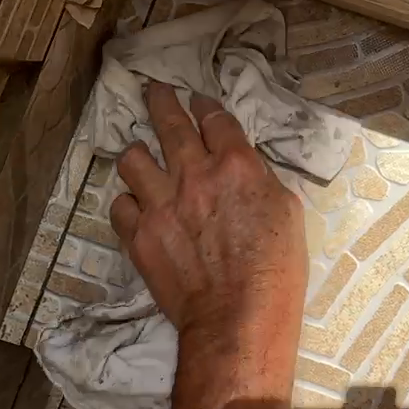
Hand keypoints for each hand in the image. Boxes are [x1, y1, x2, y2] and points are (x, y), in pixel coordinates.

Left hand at [110, 82, 307, 347]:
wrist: (238, 318)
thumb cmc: (277, 267)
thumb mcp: (288, 209)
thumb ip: (261, 179)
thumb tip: (245, 172)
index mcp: (236, 163)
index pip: (214, 118)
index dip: (205, 105)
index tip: (199, 101)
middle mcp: (194, 173)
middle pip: (169, 122)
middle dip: (161, 100)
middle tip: (155, 89)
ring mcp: (161, 203)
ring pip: (133, 158)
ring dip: (138, 153)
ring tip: (140, 155)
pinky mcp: (139, 235)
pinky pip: (120, 205)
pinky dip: (128, 202)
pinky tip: (137, 206)